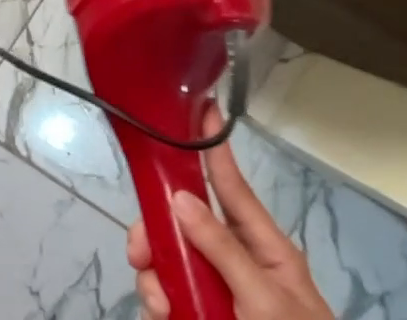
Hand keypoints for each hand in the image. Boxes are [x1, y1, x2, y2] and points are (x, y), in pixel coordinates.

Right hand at [126, 110, 330, 319]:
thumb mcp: (265, 301)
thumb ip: (222, 249)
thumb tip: (179, 197)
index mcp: (264, 250)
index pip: (232, 188)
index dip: (213, 148)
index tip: (201, 108)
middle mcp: (235, 262)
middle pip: (179, 222)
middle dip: (154, 235)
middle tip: (141, 255)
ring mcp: (217, 289)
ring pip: (165, 258)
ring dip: (154, 279)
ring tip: (162, 308)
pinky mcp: (200, 312)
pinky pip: (164, 292)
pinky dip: (156, 303)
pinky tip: (163, 317)